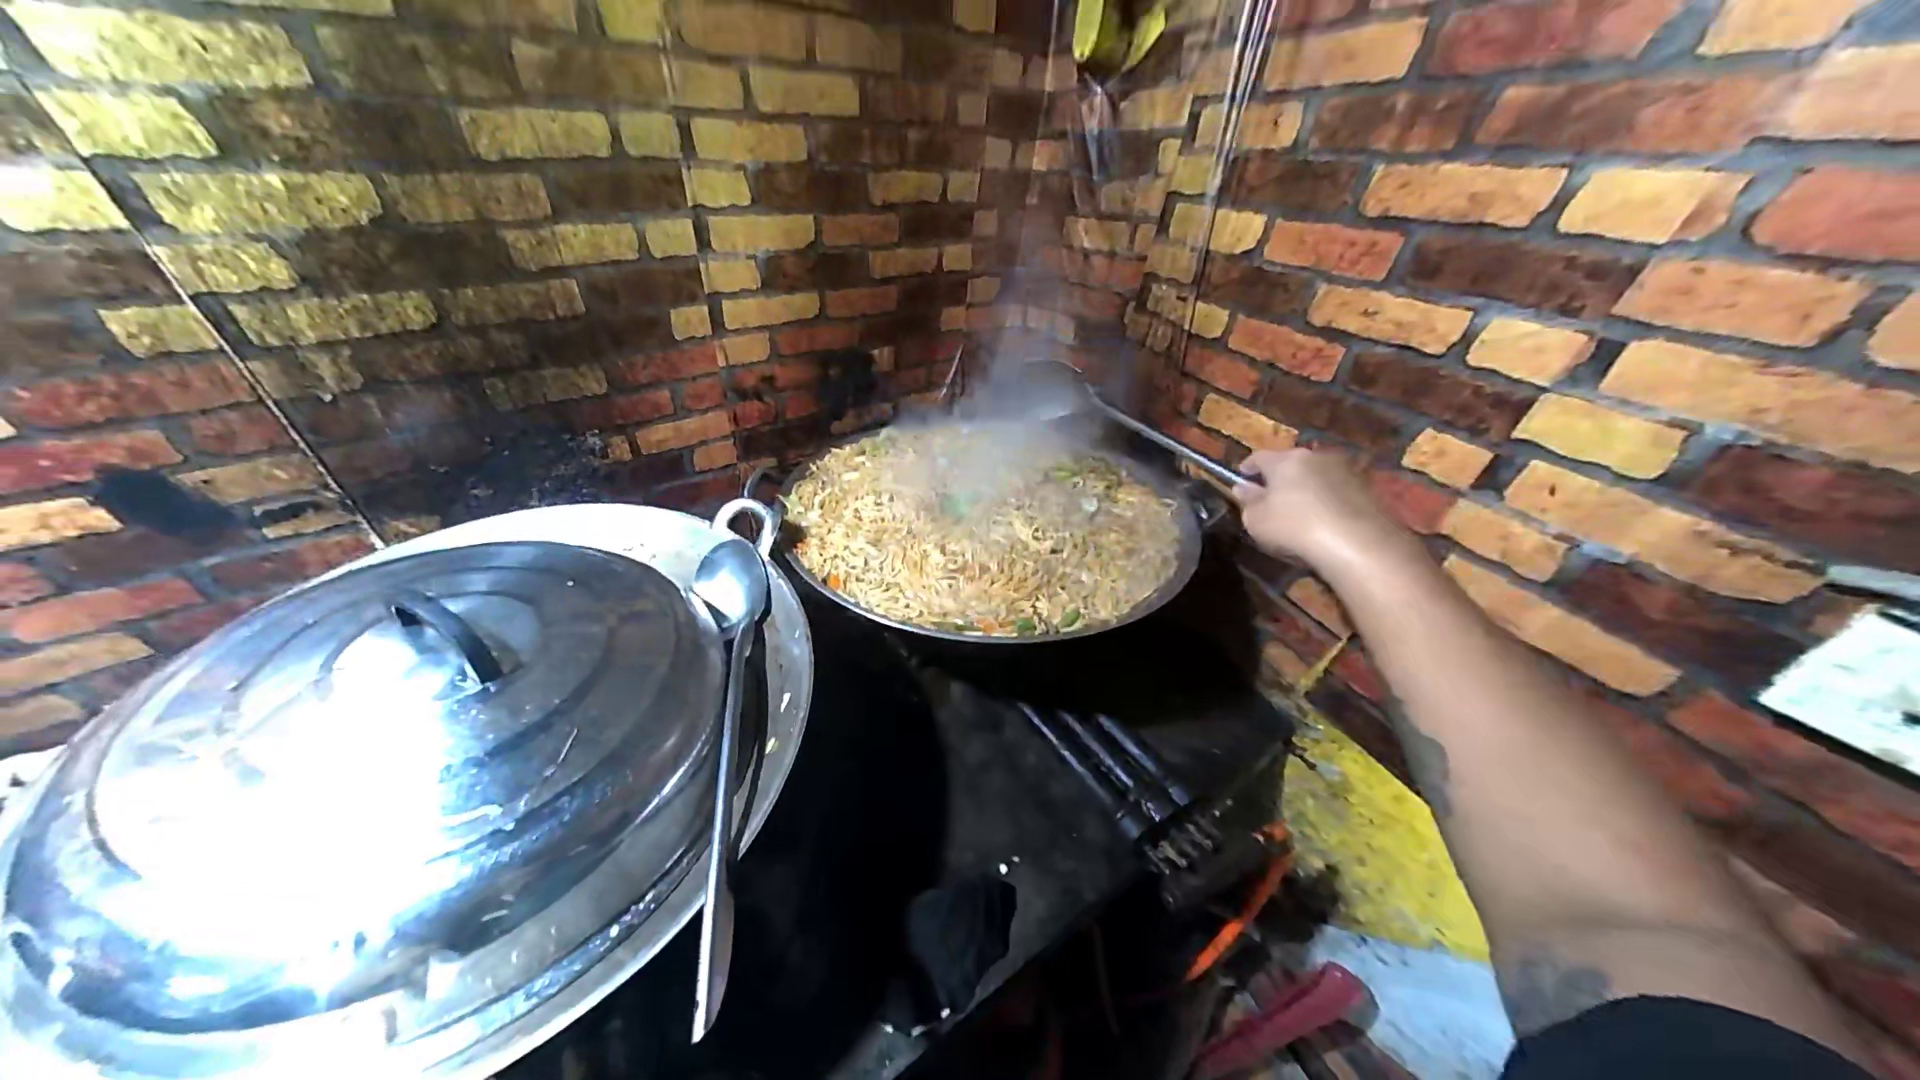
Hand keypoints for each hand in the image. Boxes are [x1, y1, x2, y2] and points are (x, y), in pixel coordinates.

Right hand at [1232, 448, 1415, 573]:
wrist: (1357, 544)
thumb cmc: (1294, 528)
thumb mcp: (1256, 520)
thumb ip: (1248, 501)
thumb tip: (1244, 487)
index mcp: (1285, 460)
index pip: (1259, 456)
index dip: (1248, 467)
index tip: (1242, 477)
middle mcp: (1316, 457)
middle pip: (1291, 463)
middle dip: (1280, 477)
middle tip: (1272, 496)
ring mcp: (1346, 470)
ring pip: (1317, 475)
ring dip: (1307, 487)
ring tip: (1301, 510)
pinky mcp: (1367, 489)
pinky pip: (1338, 490)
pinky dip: (1328, 500)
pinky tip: (1325, 520)